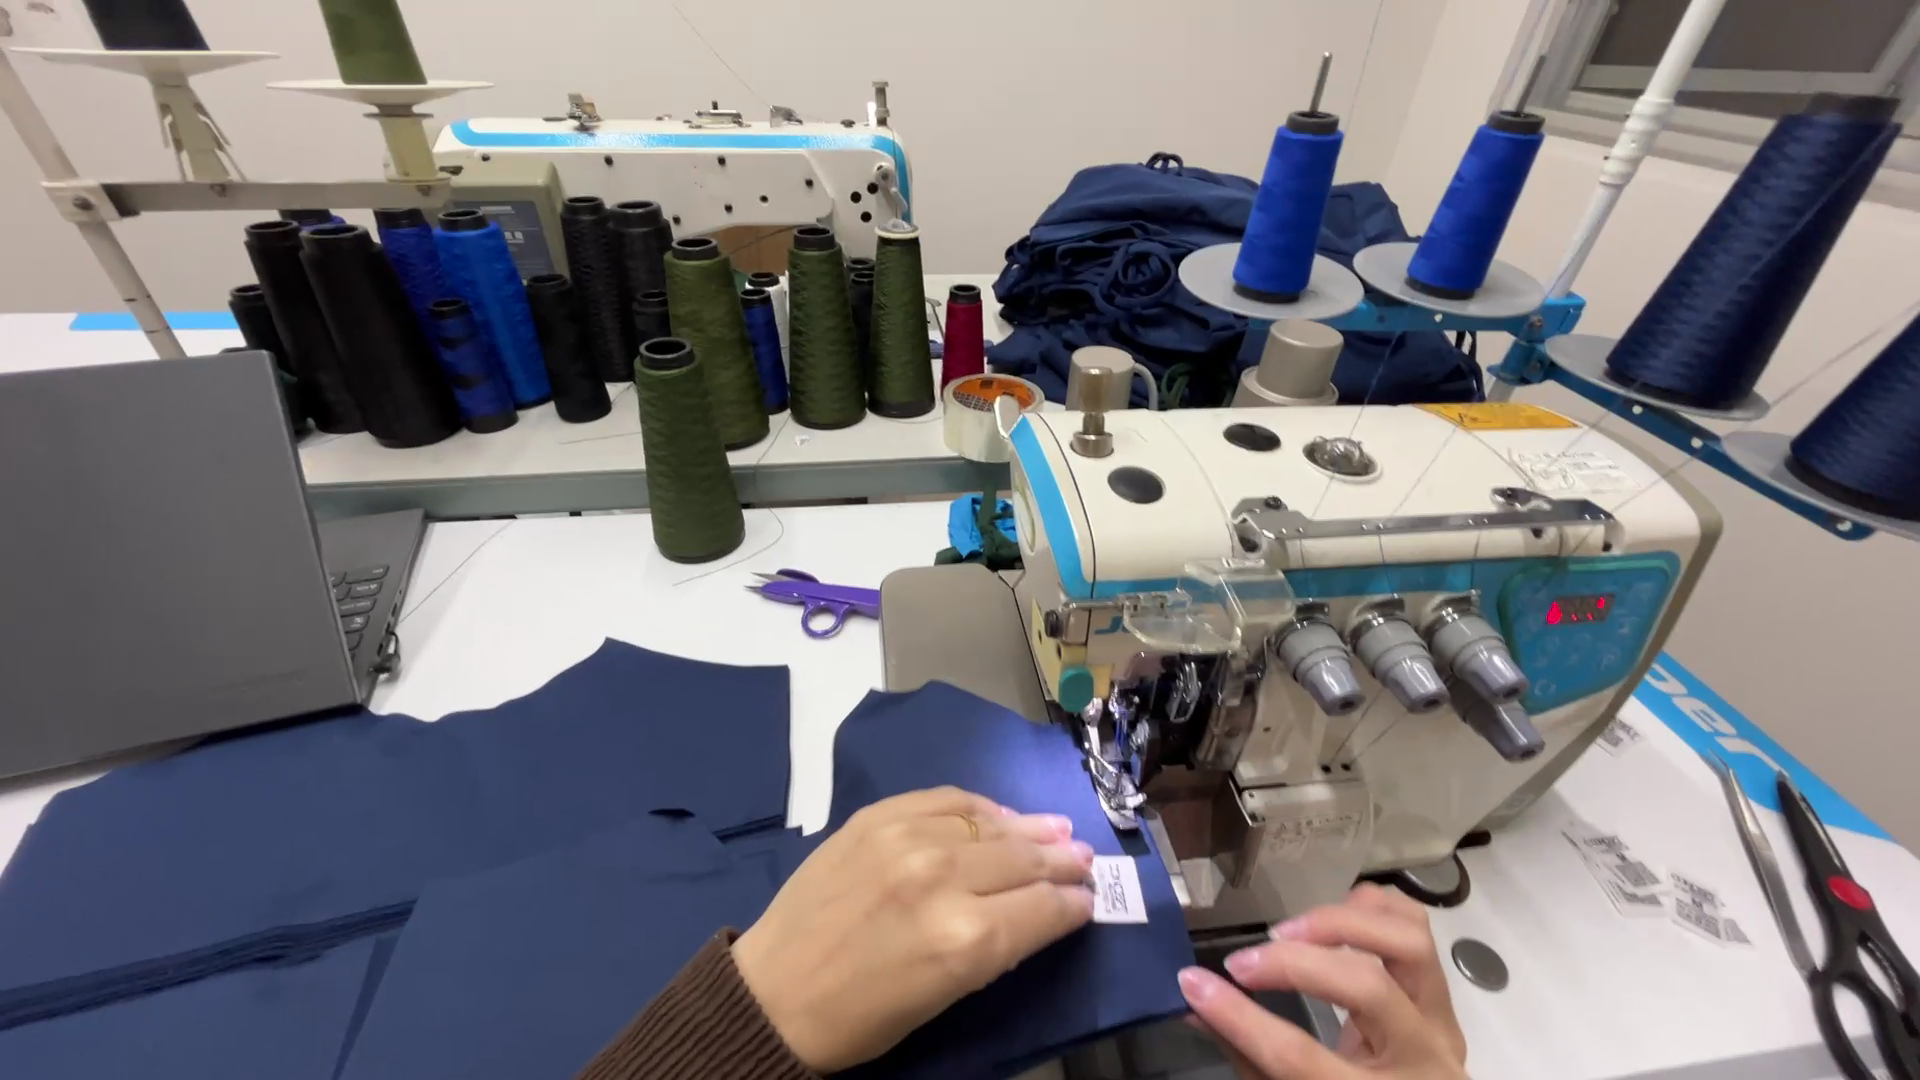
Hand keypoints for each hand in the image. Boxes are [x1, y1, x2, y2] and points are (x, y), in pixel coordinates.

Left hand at [732, 787, 1095, 1071]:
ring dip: (1030, 826)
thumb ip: (997, 944)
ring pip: (991, 823)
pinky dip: (980, 807)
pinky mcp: (878, 816)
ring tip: (1056, 827)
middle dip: (1062, 860)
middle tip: (1084, 858)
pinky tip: (998, 813)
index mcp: (964, 939)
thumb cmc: (864, 1014)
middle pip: (1024, 859)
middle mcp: (943, 878)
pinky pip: (947, 799)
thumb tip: (1041, 906)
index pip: (1043, 908)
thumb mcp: (945, 996)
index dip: (1073, 902)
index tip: (1089, 897)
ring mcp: (907, 838)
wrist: (774, 992)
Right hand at [1179, 884, 1468, 1078]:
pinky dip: (1370, 910)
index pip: (1301, 1056)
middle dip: (1291, 964)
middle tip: (1243, 962)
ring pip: (1407, 942)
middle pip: (1366, 986)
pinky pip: (1415, 926)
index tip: (1193, 982)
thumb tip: (1193, 998)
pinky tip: (1331, 923)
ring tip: (1288, 932)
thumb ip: (1245, 1050)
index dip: (1240, 1016)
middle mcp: (1423, 1059)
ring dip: (1338, 924)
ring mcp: (1440, 1021)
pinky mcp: (1441, 992)